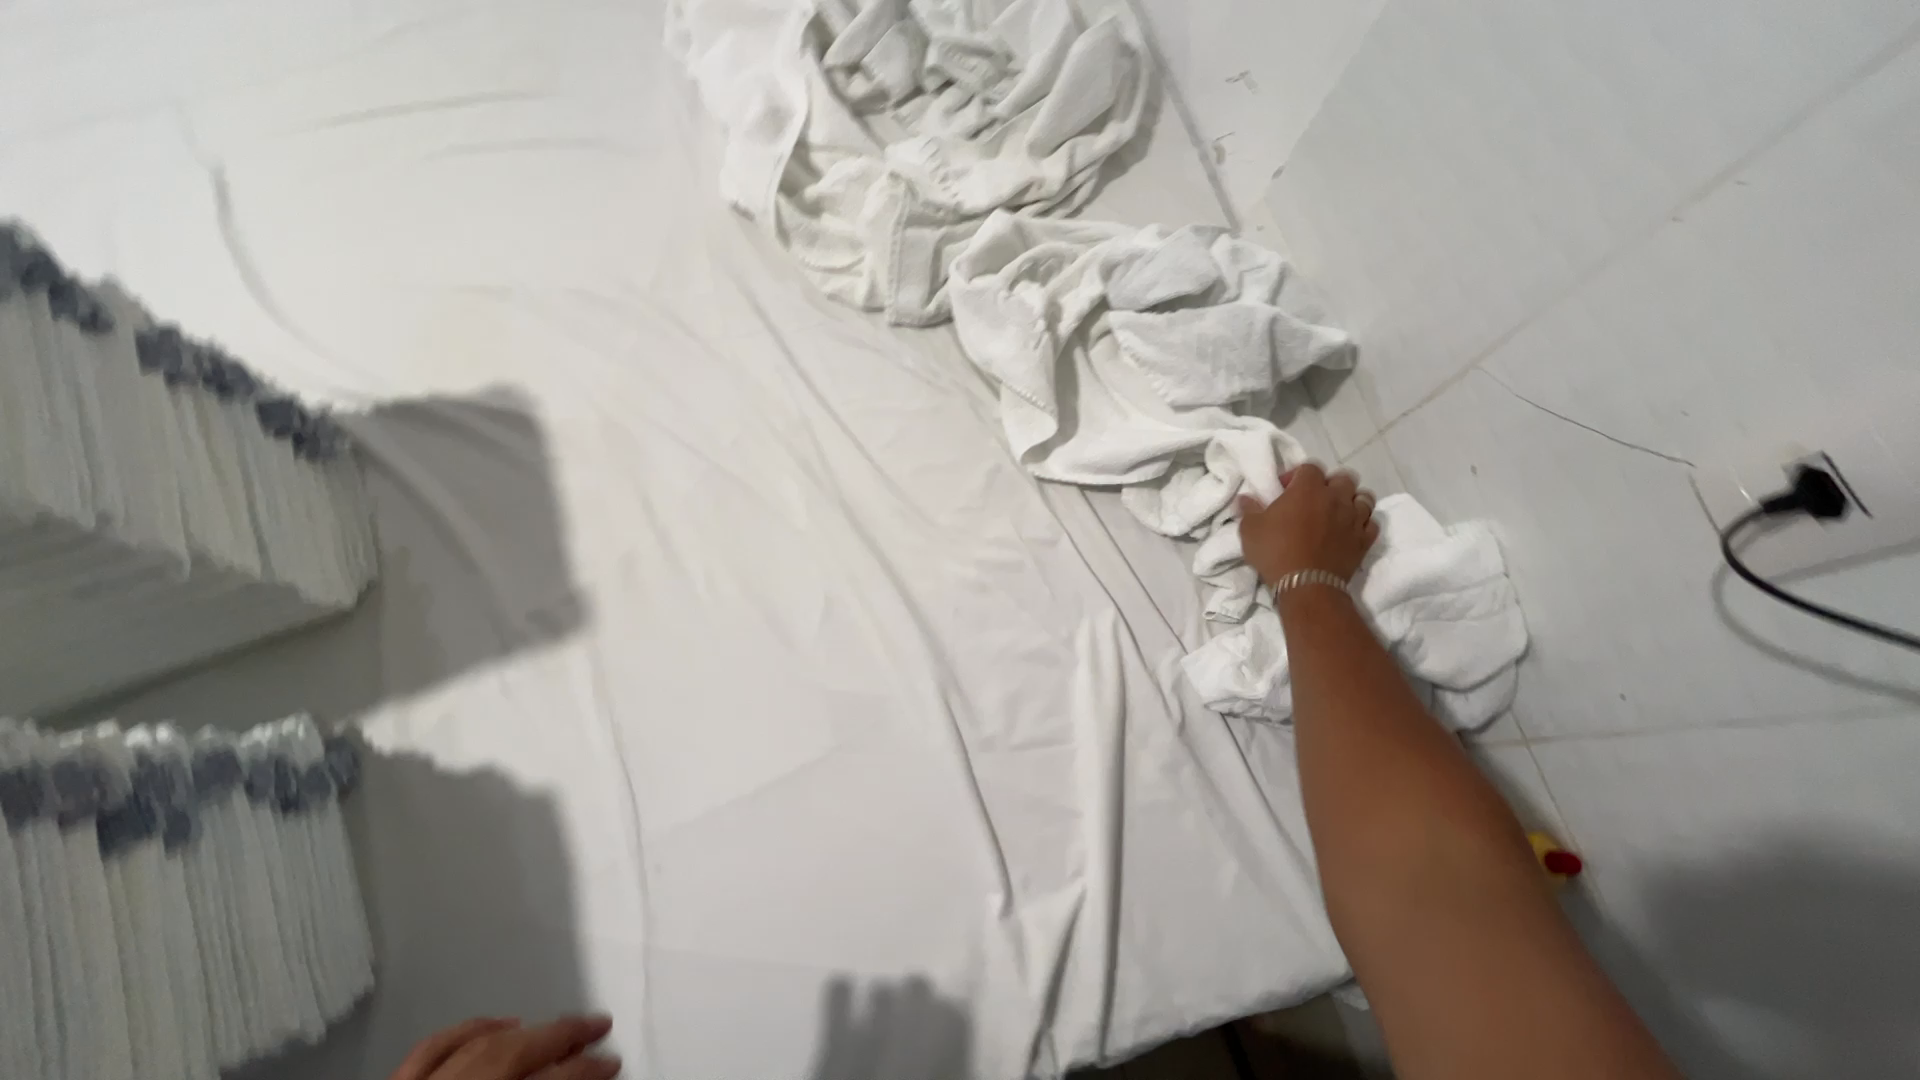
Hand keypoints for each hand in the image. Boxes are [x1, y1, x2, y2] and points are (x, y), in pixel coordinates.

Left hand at [389, 1015, 619, 1079]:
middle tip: (600, 1027)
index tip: (613, 1064)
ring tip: (559, 1029)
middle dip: (562, 1036)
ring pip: (477, 1047)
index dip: (584, 1073)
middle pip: (512, 1056)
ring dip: (525, 1031)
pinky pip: (429, 1051)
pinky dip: (468, 1030)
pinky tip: (499, 1025)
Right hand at [1237, 463, 1378, 584]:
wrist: (1305, 585)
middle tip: (1314, 500)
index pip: (1309, 467)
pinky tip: (1349, 531)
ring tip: (1336, 513)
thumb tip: (1246, 498)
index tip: (1284, 491)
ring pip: (1364, 497)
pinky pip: (1371, 523)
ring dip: (1351, 501)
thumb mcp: (1250, 529)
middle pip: (1343, 478)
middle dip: (1329, 484)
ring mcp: (1354, 518)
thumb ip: (1249, 509)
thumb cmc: (1275, 552)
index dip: (1296, 475)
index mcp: (1308, 489)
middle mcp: (1336, 497)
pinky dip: (1362, 523)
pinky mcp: (1364, 540)